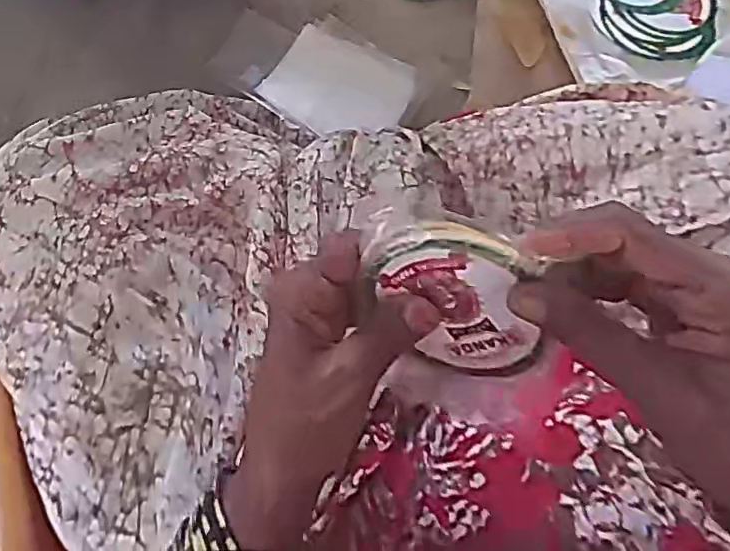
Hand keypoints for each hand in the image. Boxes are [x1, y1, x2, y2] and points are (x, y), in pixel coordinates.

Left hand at [225, 231, 438, 547]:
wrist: (278, 481)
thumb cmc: (304, 428)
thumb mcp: (350, 377)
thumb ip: (388, 332)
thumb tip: (431, 301)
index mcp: (301, 289)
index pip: (350, 247)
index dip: (392, 248)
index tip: (435, 260)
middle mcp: (306, 289)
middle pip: (361, 263)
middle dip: (404, 272)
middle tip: (451, 284)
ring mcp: (318, 310)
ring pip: (366, 286)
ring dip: (402, 293)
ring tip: (448, 299)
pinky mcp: (329, 331)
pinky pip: (364, 309)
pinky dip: (391, 314)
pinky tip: (424, 322)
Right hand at [508, 204, 729, 550]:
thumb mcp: (657, 391)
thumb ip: (588, 334)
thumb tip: (521, 294)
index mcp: (717, 285)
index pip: (632, 236)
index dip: (573, 234)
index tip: (524, 248)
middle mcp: (708, 270)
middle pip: (624, 238)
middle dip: (568, 250)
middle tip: (520, 271)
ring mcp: (697, 284)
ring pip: (620, 255)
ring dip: (575, 269)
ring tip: (534, 289)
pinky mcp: (683, 302)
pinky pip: (627, 280)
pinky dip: (591, 288)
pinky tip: (564, 303)